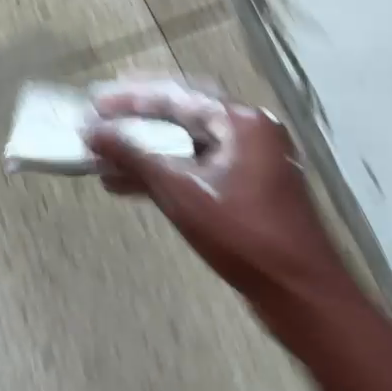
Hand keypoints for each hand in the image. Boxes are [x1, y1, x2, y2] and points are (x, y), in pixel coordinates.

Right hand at [83, 74, 350, 301]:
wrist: (301, 295)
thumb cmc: (242, 235)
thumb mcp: (179, 191)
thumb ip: (132, 156)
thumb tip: (90, 131)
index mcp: (241, 122)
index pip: (175, 95)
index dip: (129, 98)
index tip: (93, 103)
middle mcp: (250, 132)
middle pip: (182, 112)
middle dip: (138, 116)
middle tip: (102, 115)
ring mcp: (253, 161)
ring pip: (188, 142)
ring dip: (146, 149)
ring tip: (105, 156)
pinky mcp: (250, 189)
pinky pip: (198, 166)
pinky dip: (165, 171)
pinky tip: (129, 185)